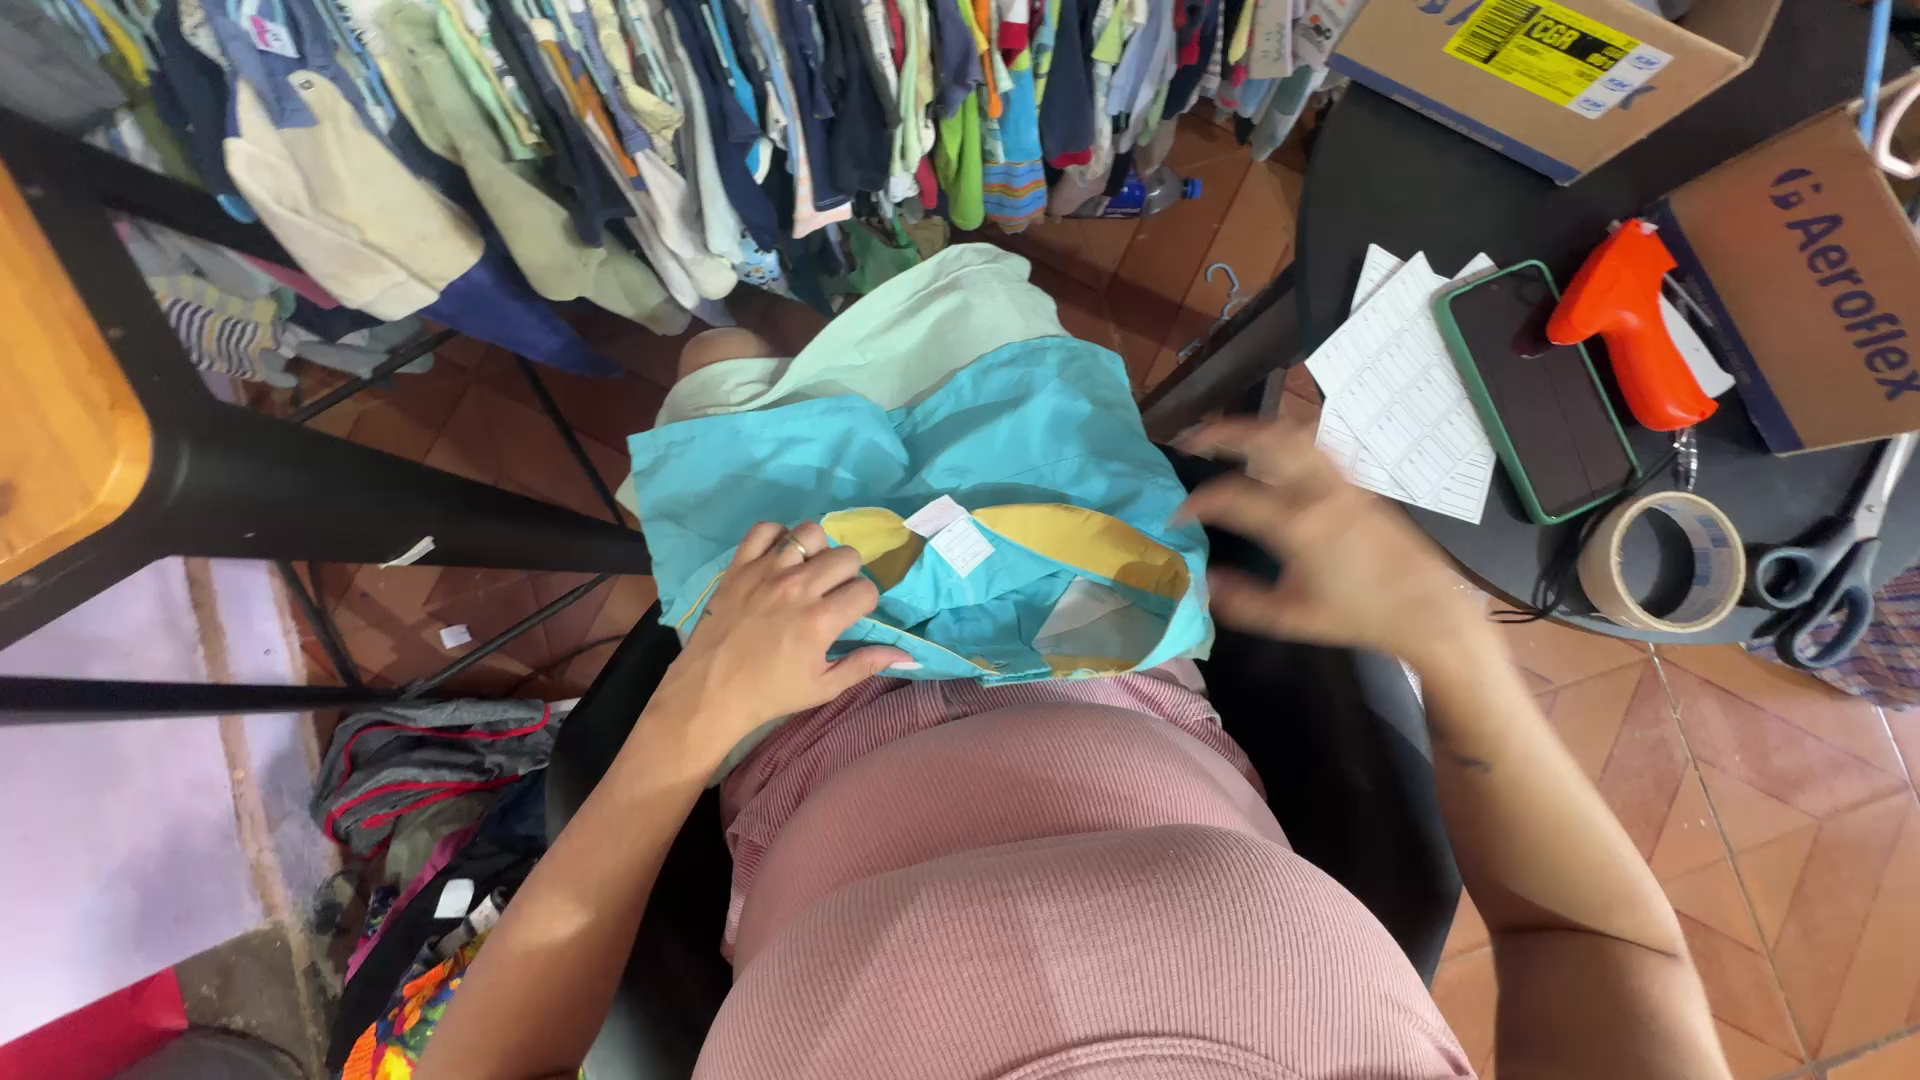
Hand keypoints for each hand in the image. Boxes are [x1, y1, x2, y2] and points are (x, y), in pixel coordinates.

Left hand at [646, 522, 909, 762]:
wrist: (710, 692)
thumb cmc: (771, 693)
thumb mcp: (824, 687)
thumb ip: (866, 664)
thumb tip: (909, 653)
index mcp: (821, 621)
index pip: (866, 589)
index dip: (866, 602)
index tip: (852, 615)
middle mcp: (797, 589)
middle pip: (846, 556)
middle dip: (850, 574)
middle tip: (834, 593)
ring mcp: (766, 573)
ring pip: (810, 533)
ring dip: (818, 549)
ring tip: (810, 569)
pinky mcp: (739, 567)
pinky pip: (765, 530)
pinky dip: (777, 536)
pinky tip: (780, 556)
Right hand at [1176, 418, 1487, 665]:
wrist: (1427, 610)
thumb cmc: (1357, 615)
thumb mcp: (1289, 618)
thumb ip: (1241, 601)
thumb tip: (1206, 581)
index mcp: (1297, 526)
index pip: (1230, 498)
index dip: (1195, 504)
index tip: (1176, 517)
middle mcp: (1319, 493)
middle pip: (1264, 439)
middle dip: (1221, 433)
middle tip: (1191, 439)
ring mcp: (1343, 483)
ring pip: (1293, 434)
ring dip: (1254, 429)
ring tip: (1228, 436)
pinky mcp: (1358, 485)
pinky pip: (1316, 447)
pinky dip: (1286, 441)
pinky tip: (1274, 454)